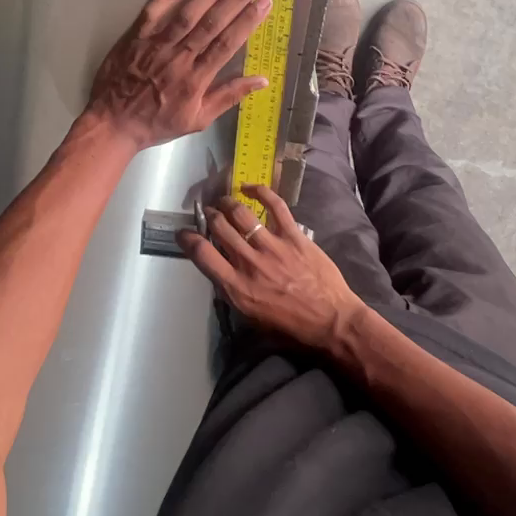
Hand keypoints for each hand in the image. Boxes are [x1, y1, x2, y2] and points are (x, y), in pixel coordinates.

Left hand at [81, 0, 272, 149]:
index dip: (248, 21)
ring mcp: (156, 45)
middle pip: (213, 23)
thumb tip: (262, 80)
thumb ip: (228, 96)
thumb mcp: (198, 120)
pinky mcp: (136, 38)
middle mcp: (180, 57)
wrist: (113, 123)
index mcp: (197, 79)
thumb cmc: (158, 123)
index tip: (265, 2)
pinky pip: (153, 12)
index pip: (228, 43)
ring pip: (187, 14)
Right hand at [181, 185, 369, 350]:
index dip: (188, 239)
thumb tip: (221, 271)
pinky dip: (260, 191)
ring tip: (224, 200)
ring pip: (240, 213)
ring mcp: (272, 246)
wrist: (331, 322)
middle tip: (208, 212)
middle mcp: (250, 263)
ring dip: (227, 202)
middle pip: (219, 227)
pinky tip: (250, 188)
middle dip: (209, 215)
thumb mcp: (251, 318)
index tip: (184, 233)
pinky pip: (275, 206)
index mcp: (237, 287)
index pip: (202, 254)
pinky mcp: (294, 236)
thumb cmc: (291, 327)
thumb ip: (233, 291)